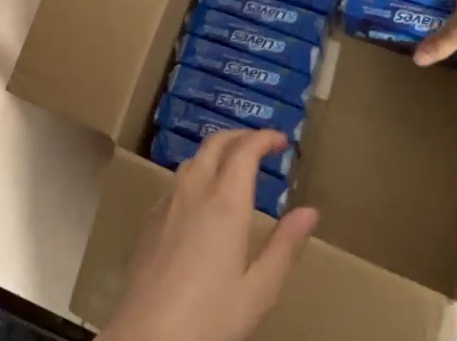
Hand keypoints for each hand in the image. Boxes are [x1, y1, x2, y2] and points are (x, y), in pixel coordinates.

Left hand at [99, 130, 319, 340]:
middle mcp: (194, 191)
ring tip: (236, 165)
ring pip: (193, 159)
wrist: (146, 335)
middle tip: (262, 144)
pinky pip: (177, 181)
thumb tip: (310, 211)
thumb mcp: (259, 289)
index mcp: (225, 203)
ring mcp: (167, 203)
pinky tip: (203, 197)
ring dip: (216, 151)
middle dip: (240, 136)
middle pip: (215, 144)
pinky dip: (197, 172)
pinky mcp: (150, 220)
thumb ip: (284, 246)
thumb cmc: (210, 316)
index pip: (244, 151)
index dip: (264, 138)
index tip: (282, 139)